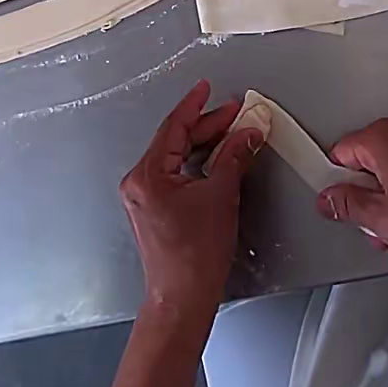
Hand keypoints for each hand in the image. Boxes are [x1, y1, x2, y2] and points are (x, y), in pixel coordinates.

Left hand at [119, 81, 262, 316]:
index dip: (195, 105)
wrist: (184, 298)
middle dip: (207, 125)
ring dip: (205, 143)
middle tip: (235, 113)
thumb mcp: (221, 195)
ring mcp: (144, 196)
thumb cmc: (195, 256)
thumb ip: (235, 156)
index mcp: (148, 175)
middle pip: (175, 139)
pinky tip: (218, 158)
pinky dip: (198, 161)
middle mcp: (140, 182)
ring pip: (176, 155)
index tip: (207, 89)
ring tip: (232, 132)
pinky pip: (176, 171)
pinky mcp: (154, 207)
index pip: (174, 127)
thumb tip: (248, 132)